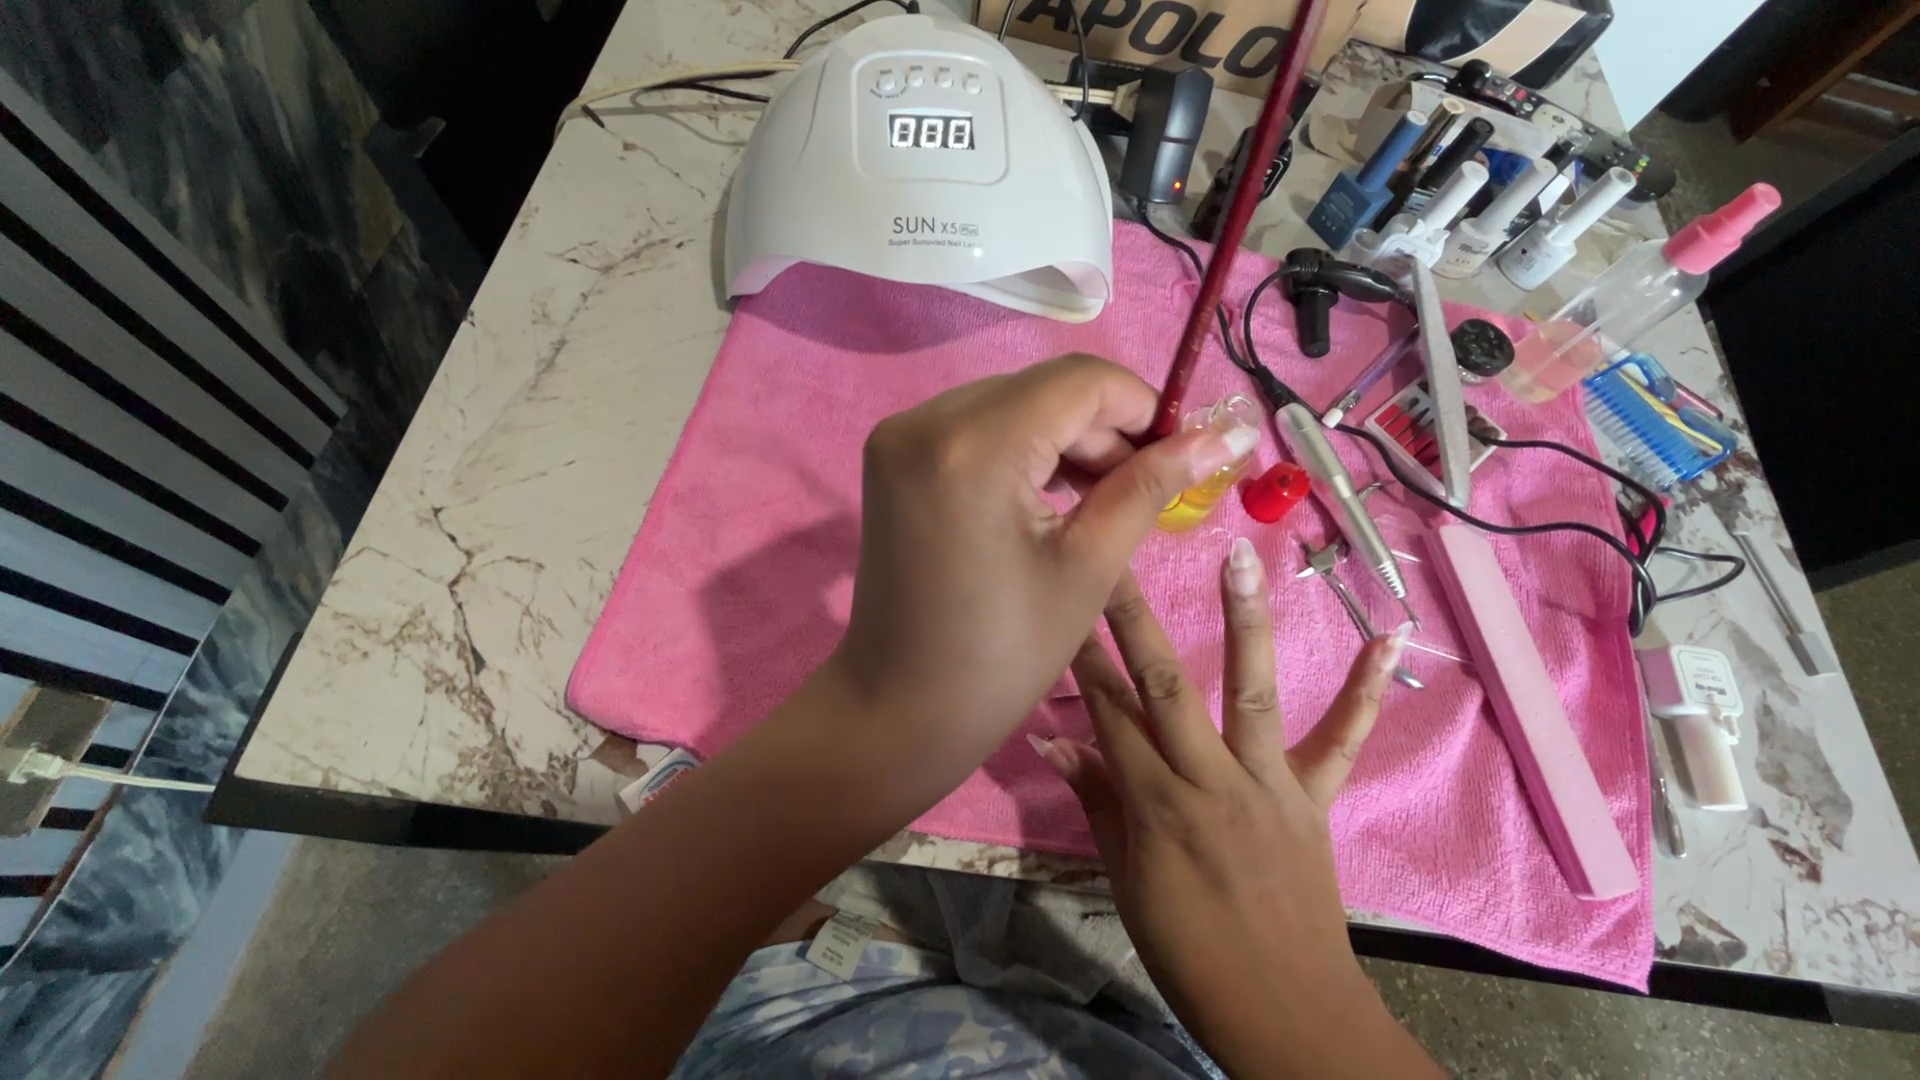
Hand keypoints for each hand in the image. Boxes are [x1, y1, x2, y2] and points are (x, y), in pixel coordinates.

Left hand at [828, 353, 1256, 788]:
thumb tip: (1220, 437)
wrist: (899, 706)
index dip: (1142, 405)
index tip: (1181, 450)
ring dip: (1065, 437)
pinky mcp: (893, 456)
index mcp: (975, 447)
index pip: (1079, 381)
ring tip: (1104, 494)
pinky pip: (975, 426)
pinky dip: (1021, 447)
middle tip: (1148, 482)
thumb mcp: (1088, 567)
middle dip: (1105, 426)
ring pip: (1011, 403)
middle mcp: (926, 421)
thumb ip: (1149, 487)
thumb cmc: (1001, 654)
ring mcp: (900, 436)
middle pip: (1043, 388)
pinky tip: (1052, 492)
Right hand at [1033, 540, 1438, 1077]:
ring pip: (1249, 691)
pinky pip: (1342, 741)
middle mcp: (1209, 779)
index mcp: (1154, 803)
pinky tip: (1392, 634)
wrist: (1283, 1009)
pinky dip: (1365, 688)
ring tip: (1240, 557)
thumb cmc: (1187, 949)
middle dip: (1134, 616)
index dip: (1082, 656)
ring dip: (1245, 620)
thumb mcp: (1124, 878)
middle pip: (1163, 685)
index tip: (1067, 601)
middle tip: (1119, 554)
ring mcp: (1269, 784)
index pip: (1108, 712)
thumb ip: (1096, 800)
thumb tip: (1049, 740)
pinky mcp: (1315, 798)